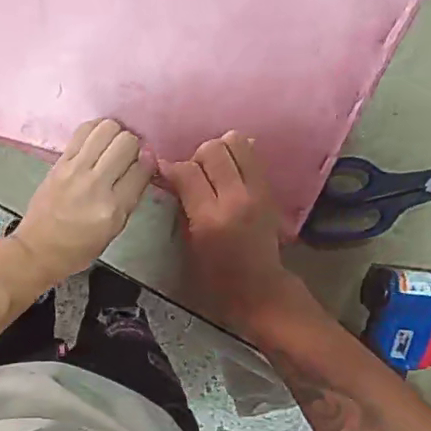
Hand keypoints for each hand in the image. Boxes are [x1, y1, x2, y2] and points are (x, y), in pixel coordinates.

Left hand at [6, 118, 155, 285]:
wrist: (37, 249)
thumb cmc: (78, 248)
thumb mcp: (114, 230)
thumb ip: (130, 197)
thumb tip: (143, 164)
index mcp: (113, 208)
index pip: (143, 168)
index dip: (147, 162)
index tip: (143, 164)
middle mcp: (95, 185)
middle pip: (126, 142)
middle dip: (133, 145)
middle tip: (127, 155)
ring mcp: (75, 171)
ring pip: (106, 129)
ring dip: (115, 133)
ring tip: (111, 145)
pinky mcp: (59, 163)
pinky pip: (83, 132)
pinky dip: (95, 130)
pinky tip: (96, 141)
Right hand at [161, 132, 306, 330]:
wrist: (258, 288)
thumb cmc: (214, 276)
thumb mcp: (188, 245)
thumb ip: (181, 208)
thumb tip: (169, 179)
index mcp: (211, 218)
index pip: (188, 172)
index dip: (169, 168)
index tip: (161, 173)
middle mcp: (237, 198)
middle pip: (214, 149)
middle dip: (196, 158)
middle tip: (191, 177)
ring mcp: (258, 191)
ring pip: (237, 143)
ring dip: (219, 152)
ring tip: (211, 172)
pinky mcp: (270, 189)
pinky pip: (251, 156)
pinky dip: (236, 158)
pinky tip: (227, 175)